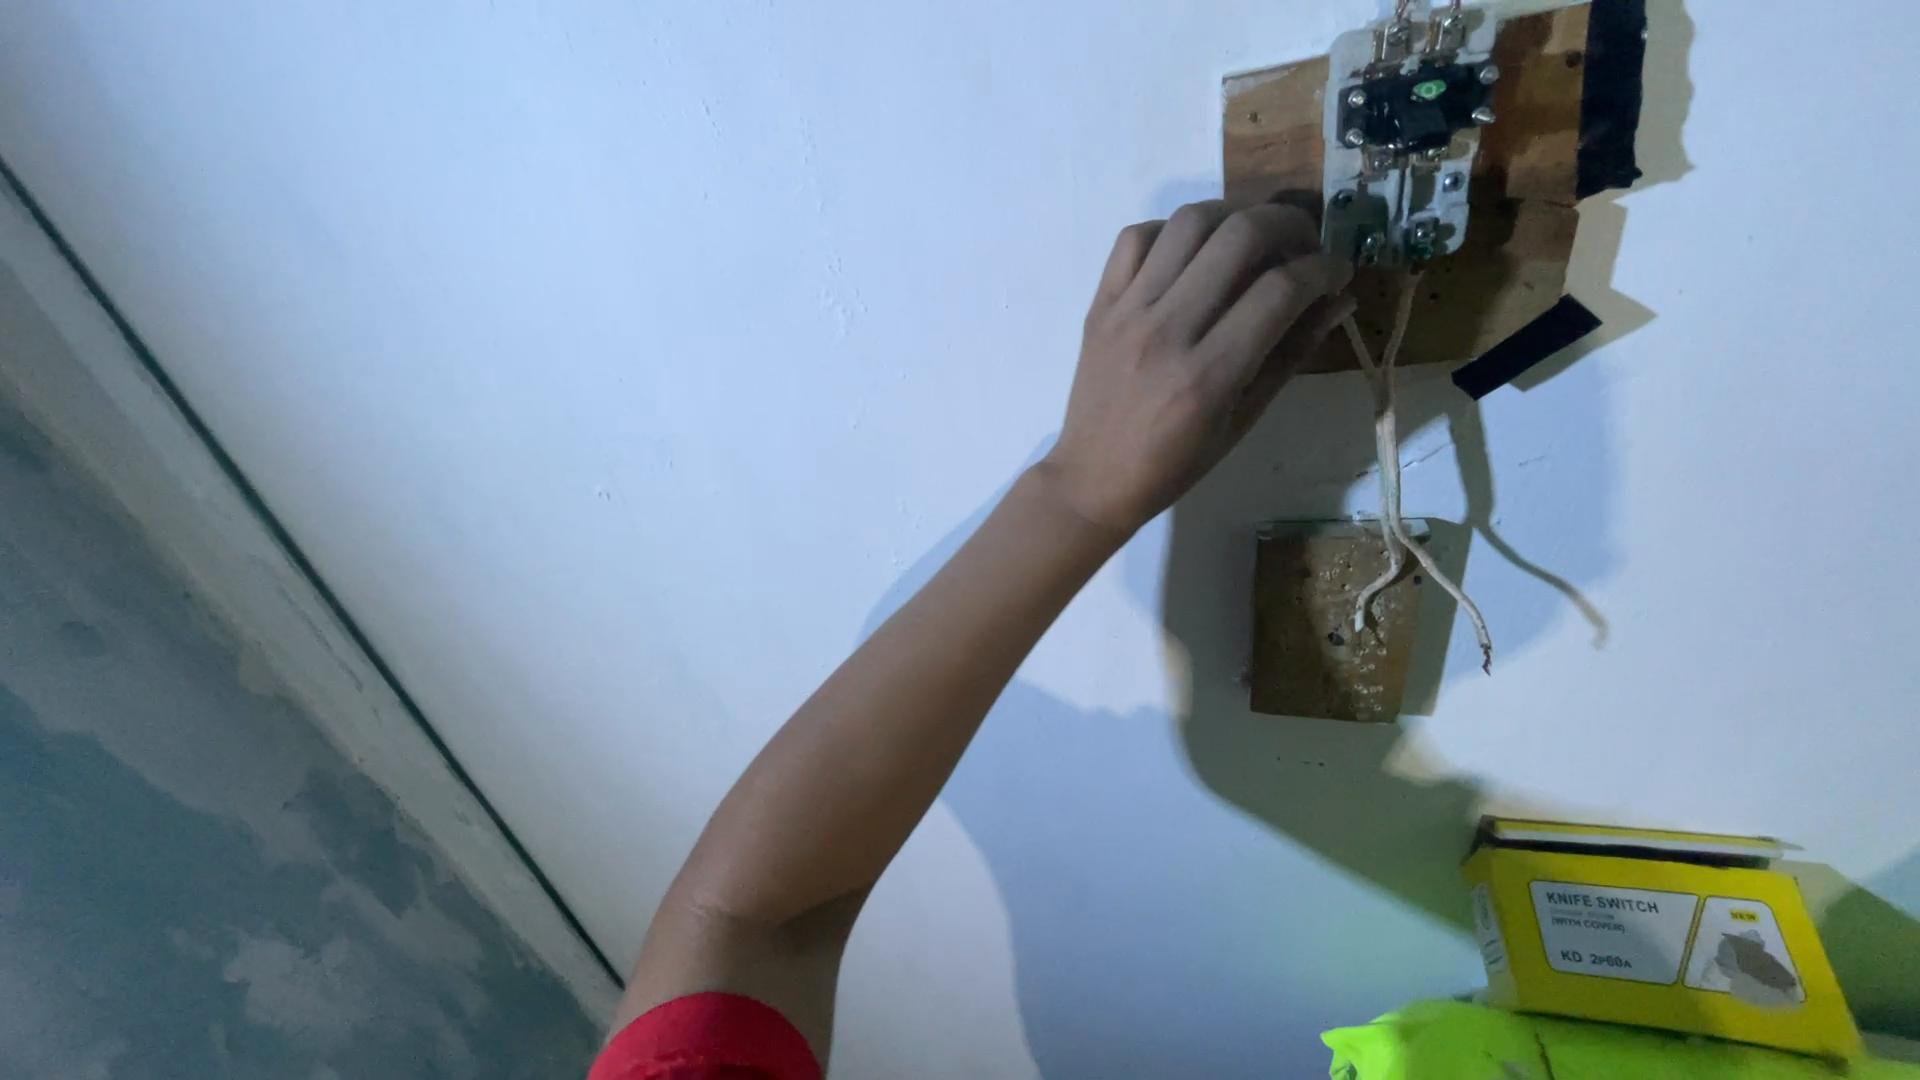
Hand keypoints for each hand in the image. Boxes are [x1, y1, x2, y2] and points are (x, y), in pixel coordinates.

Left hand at [1039, 201, 1353, 533]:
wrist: (1092, 479)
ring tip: (1251, 241)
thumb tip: (1338, 299)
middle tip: (1303, 245)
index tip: (1337, 274)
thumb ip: (1290, 356)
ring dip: (1234, 216)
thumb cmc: (1173, 465)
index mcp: (1207, 375)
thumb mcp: (1241, 422)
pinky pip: (1135, 238)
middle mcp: (1166, 332)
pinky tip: (1191, 255)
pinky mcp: (1098, 305)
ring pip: (1188, 222)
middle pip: (1240, 235)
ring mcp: (1126, 313)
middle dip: (1290, 224)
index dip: (1325, 269)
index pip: (1281, 289)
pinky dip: (1171, 231)